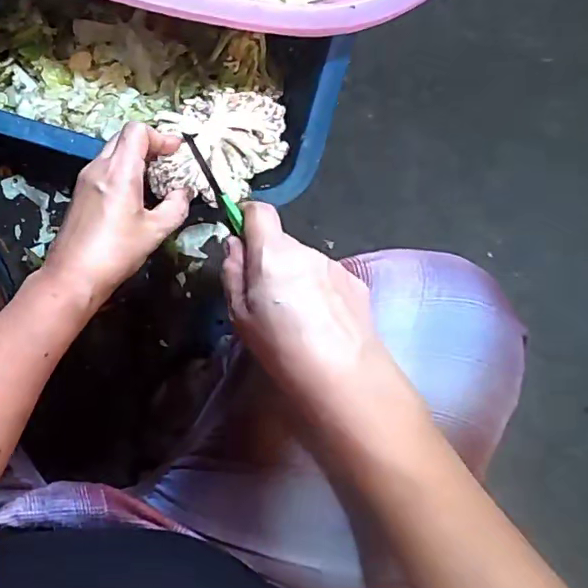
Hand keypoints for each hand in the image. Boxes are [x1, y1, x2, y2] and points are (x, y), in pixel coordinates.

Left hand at [41, 123, 191, 304]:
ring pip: (112, 154)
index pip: (136, 131)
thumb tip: (183, 193)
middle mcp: (97, 168)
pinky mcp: (80, 194)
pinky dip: (122, 172)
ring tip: (154, 181)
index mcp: (117, 171)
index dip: (160, 136)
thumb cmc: (115, 253)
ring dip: (135, 159)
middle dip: (149, 146)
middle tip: (168, 164)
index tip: (176, 152)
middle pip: (123, 138)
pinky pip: (103, 171)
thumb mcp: (155, 231)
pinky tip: (134, 196)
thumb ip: (175, 206)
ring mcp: (84, 180)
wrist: (71, 276)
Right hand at [221, 202, 387, 404]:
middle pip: (280, 241)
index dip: (246, 220)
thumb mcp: (239, 313)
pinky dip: (316, 290)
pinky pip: (324, 276)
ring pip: (302, 260)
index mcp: (272, 252)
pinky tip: (318, 321)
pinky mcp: (355, 282)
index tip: (240, 244)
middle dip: (269, 259)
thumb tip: (234, 244)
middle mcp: (304, 250)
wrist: (345, 376)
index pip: (259, 211)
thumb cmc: (280, 346)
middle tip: (263, 297)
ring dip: (293, 276)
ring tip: (293, 315)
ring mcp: (333, 265)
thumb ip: (232, 272)